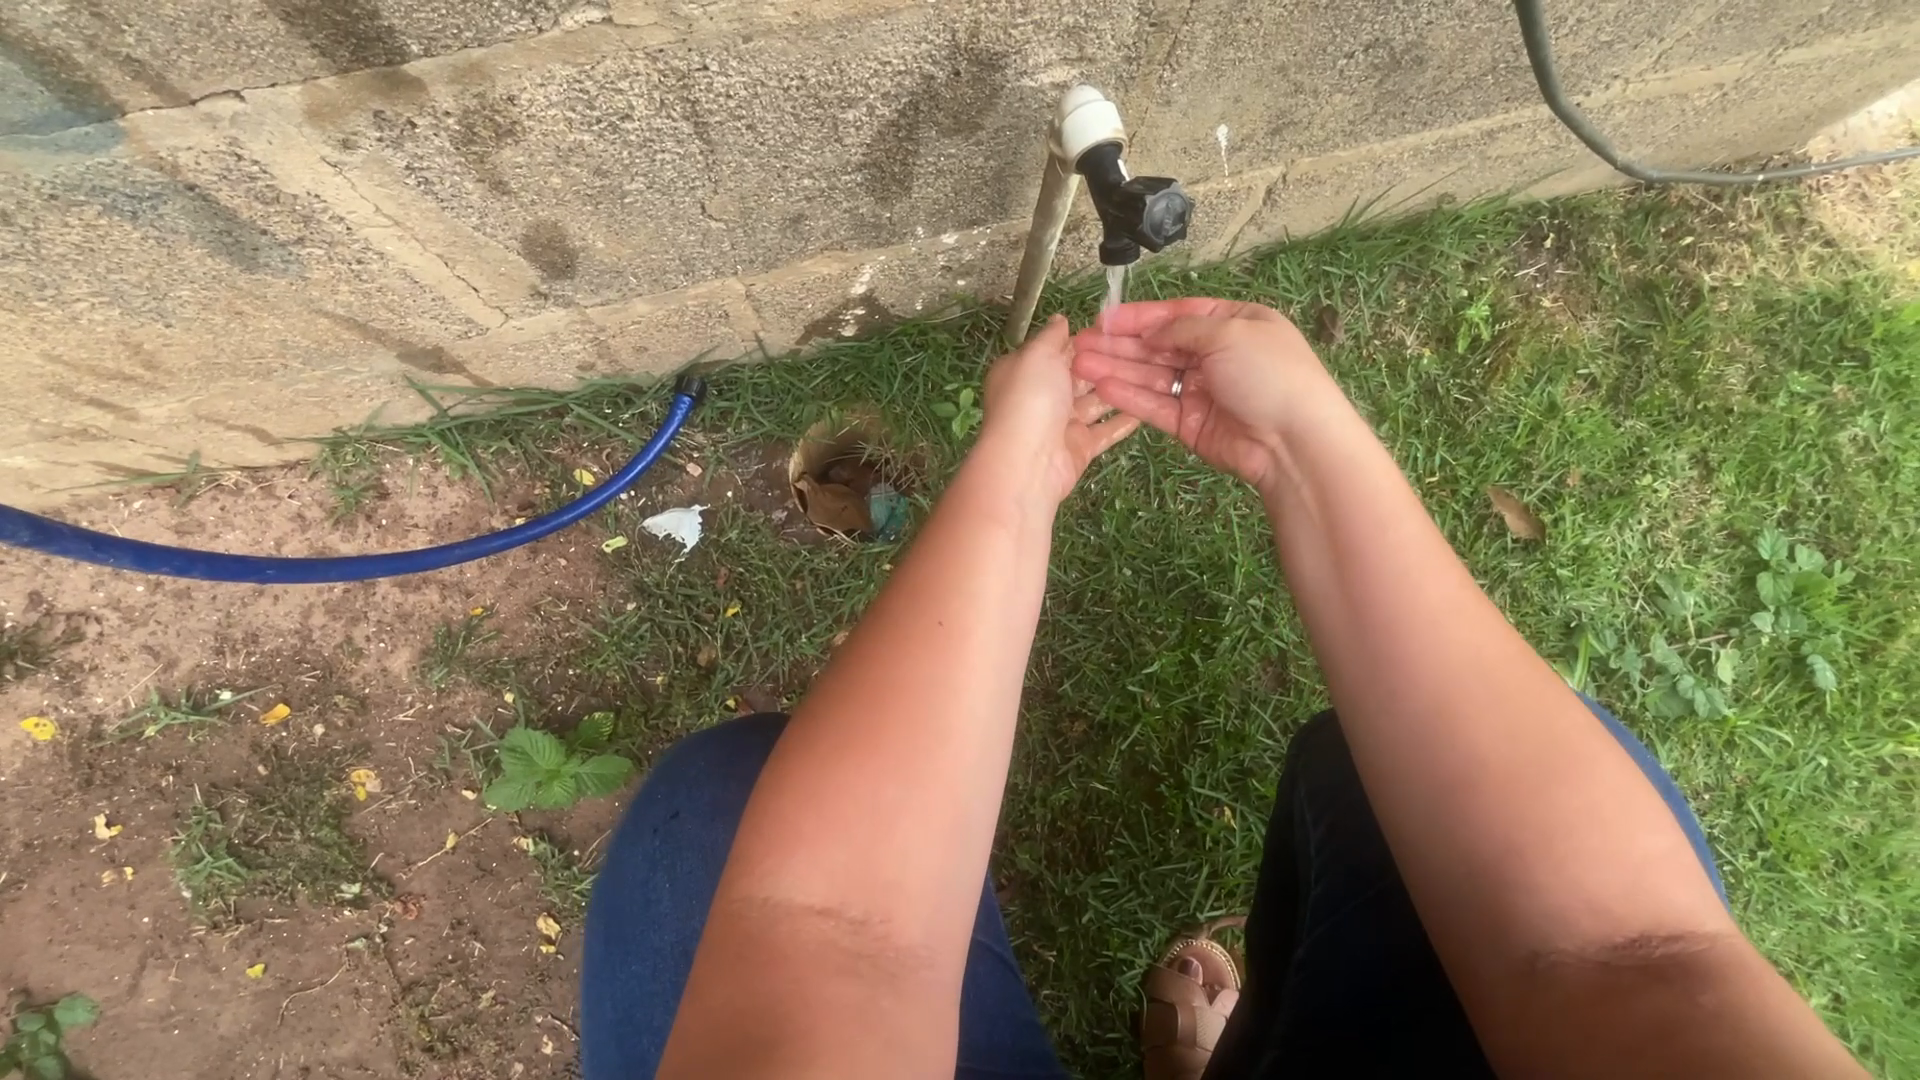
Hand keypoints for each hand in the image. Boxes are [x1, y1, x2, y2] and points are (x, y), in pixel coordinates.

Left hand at [979, 314, 1140, 502]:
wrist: (1028, 463)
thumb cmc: (1029, 400)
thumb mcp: (1037, 355)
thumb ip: (1051, 337)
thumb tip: (1060, 320)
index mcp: (1024, 372)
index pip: (1055, 351)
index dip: (1082, 340)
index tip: (1113, 329)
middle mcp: (1041, 397)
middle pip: (1077, 376)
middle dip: (1104, 363)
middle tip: (1140, 349)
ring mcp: (1061, 424)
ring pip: (1094, 403)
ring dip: (1117, 389)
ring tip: (1149, 372)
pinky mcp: (1079, 448)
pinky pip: (1105, 431)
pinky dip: (1122, 421)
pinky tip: (1145, 407)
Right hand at [1071, 298, 1341, 495]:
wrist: (1293, 440)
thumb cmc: (1270, 374)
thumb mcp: (1230, 334)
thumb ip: (1183, 329)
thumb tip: (1151, 332)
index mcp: (1232, 324)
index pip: (1176, 315)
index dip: (1139, 317)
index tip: (1104, 319)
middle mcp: (1214, 355)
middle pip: (1157, 346)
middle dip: (1118, 345)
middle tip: (1079, 345)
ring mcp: (1200, 391)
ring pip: (1150, 377)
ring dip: (1116, 370)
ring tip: (1079, 365)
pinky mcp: (1189, 424)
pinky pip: (1154, 406)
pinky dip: (1129, 397)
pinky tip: (1102, 388)